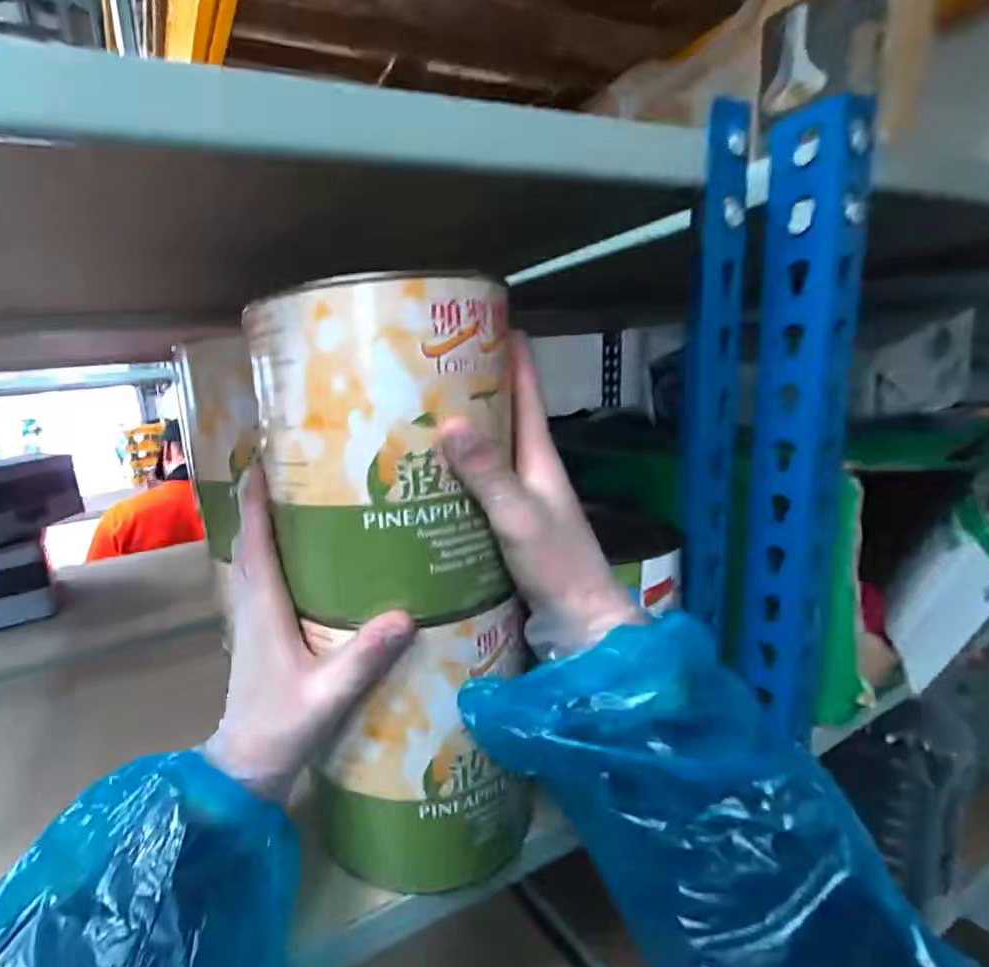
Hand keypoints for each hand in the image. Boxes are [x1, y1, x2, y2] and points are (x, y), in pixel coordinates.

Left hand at [200, 467, 415, 800]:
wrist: (246, 764)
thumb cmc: (279, 727)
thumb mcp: (328, 695)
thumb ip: (363, 658)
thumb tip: (406, 616)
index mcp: (263, 608)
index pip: (255, 540)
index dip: (255, 500)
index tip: (263, 461)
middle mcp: (251, 606)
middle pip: (251, 542)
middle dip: (263, 504)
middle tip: (295, 474)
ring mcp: (251, 621)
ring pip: (254, 561)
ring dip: (266, 529)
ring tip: (301, 506)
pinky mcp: (258, 635)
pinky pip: (262, 583)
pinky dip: (273, 559)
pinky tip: (306, 564)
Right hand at [438, 334, 643, 658]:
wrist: (577, 620)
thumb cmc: (557, 564)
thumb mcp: (520, 515)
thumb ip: (488, 473)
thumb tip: (450, 422)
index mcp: (540, 457)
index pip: (527, 392)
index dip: (511, 356)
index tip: (484, 323)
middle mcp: (528, 471)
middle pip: (499, 419)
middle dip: (469, 392)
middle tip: (424, 374)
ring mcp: (514, 499)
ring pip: (482, 456)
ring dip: (455, 438)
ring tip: (411, 421)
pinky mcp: (500, 526)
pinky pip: (471, 490)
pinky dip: (449, 479)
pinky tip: (420, 482)